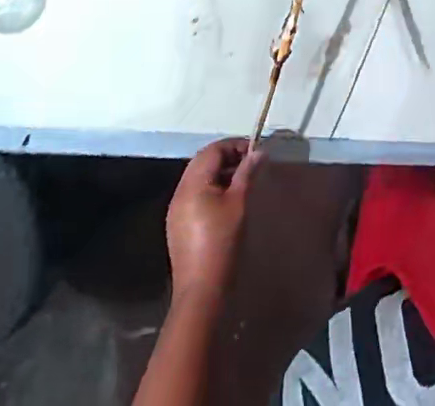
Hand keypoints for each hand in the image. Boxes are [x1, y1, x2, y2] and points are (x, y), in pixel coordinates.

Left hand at [165, 138, 262, 300]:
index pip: (212, 150)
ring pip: (198, 179)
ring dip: (220, 174)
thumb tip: (258, 153)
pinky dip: (212, 190)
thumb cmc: (222, 243)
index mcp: (192, 183)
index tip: (256, 152)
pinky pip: (195, 195)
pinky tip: (228, 202)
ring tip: (243, 182)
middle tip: (251, 165)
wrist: (202, 290)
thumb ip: (247, 174)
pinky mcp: (178, 224)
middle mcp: (179, 191)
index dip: (234, 145)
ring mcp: (176, 209)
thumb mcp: (238, 204)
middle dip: (227, 158)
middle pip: (203, 162)